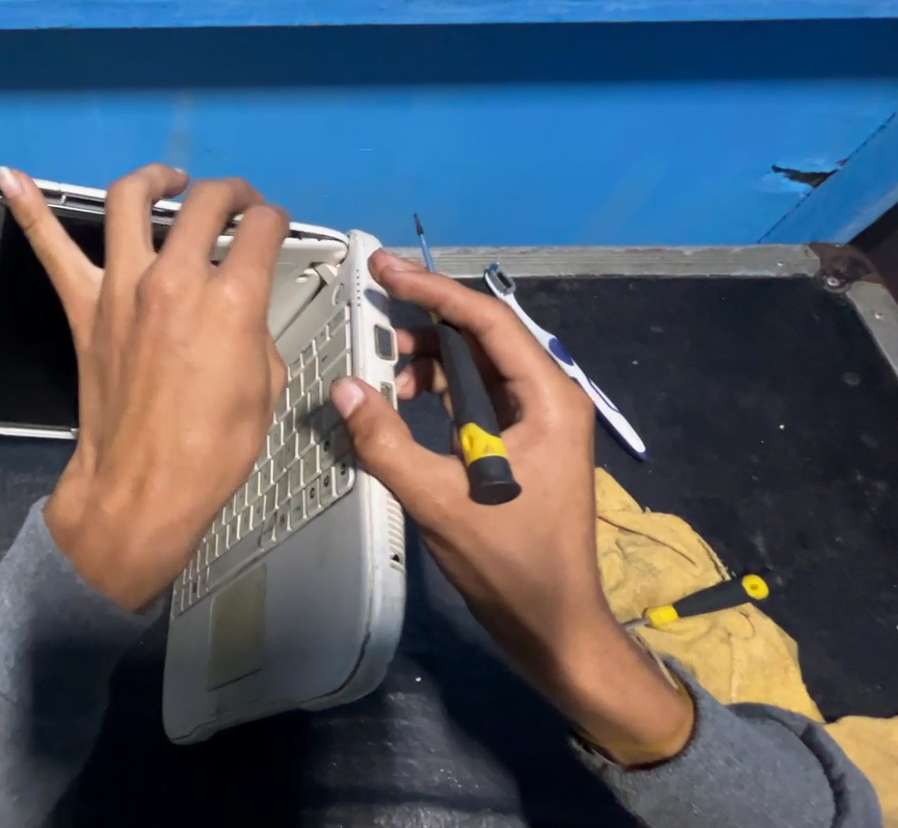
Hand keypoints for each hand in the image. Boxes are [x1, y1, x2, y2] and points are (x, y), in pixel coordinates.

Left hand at [0, 164, 289, 610]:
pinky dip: (31, 209)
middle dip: (233, 194)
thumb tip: (238, 311)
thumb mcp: (265, 386)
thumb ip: (254, 331)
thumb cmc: (213, 449)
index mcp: (232, 301)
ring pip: (131, 201)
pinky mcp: (84, 306)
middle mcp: (177, 279)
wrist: (144, 488)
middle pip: (206, 202)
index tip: (271, 227)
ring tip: (169, 181)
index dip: (274, 221)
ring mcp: (122, 288)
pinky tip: (11, 178)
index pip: (262, 230)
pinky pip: (51, 249)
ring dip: (154, 179)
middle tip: (238, 204)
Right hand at [331, 250, 692, 763]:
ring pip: (474, 361)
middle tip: (373, 292)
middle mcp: (545, 397)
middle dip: (425, 312)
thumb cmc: (510, 564)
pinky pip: (471, 392)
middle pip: (481, 333)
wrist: (554, 625)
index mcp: (546, 400)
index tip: (385, 270)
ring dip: (426, 352)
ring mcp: (532, 418)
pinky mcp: (516, 439)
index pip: (487, 323)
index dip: (433, 292)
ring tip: (379, 358)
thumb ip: (387, 443)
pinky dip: (434, 385)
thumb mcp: (440, 502)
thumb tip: (343, 387)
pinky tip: (400, 397)